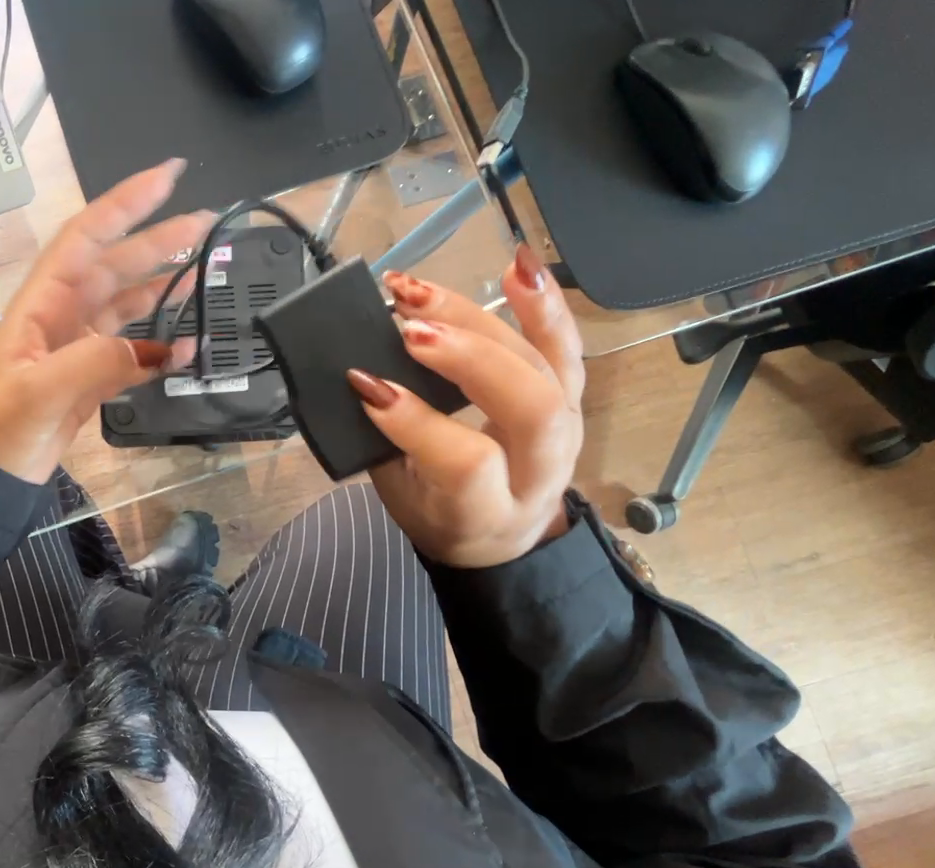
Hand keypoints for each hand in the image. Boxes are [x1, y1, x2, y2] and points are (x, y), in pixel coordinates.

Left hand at [0, 160, 211, 483]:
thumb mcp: (38, 390)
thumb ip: (95, 361)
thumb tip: (153, 348)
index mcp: (40, 306)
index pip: (85, 240)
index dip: (125, 204)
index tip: (168, 178)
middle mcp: (59, 319)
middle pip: (113, 268)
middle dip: (155, 242)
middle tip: (204, 224)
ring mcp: (74, 351)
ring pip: (124, 309)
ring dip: (160, 291)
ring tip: (202, 275)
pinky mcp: (85, 382)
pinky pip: (128, 355)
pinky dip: (155, 351)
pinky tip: (182, 349)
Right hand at [347, 244, 585, 568]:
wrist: (501, 534)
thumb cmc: (438, 516)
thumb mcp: (400, 496)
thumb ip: (385, 442)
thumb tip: (361, 376)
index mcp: (485, 511)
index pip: (466, 462)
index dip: (416, 421)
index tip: (364, 385)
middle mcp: (540, 471)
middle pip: (527, 404)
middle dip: (466, 358)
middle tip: (407, 331)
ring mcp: (567, 430)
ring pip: (546, 365)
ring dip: (485, 320)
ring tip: (425, 293)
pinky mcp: (573, 398)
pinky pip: (566, 346)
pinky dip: (541, 302)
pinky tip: (515, 265)